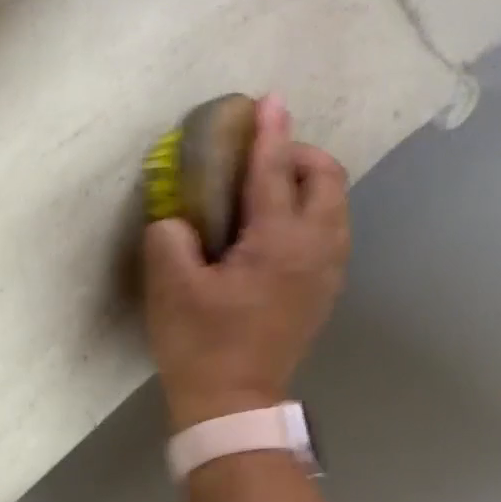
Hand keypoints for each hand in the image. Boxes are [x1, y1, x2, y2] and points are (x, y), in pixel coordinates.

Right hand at [143, 94, 350, 430]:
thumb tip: (176, 221)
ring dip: (302, 184)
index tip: (267, 101)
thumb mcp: (169, 290)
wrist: (232, 400)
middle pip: (324, 178)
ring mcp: (326, 269)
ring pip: (330, 204)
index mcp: (280, 241)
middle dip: (295, 156)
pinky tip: (268, 232)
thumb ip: (170, 241)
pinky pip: (324, 230)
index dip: (268, 135)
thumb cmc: (198, 344)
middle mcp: (317, 246)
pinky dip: (302, 213)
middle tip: (256, 157)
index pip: (274, 173)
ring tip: (261, 191)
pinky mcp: (321, 289)